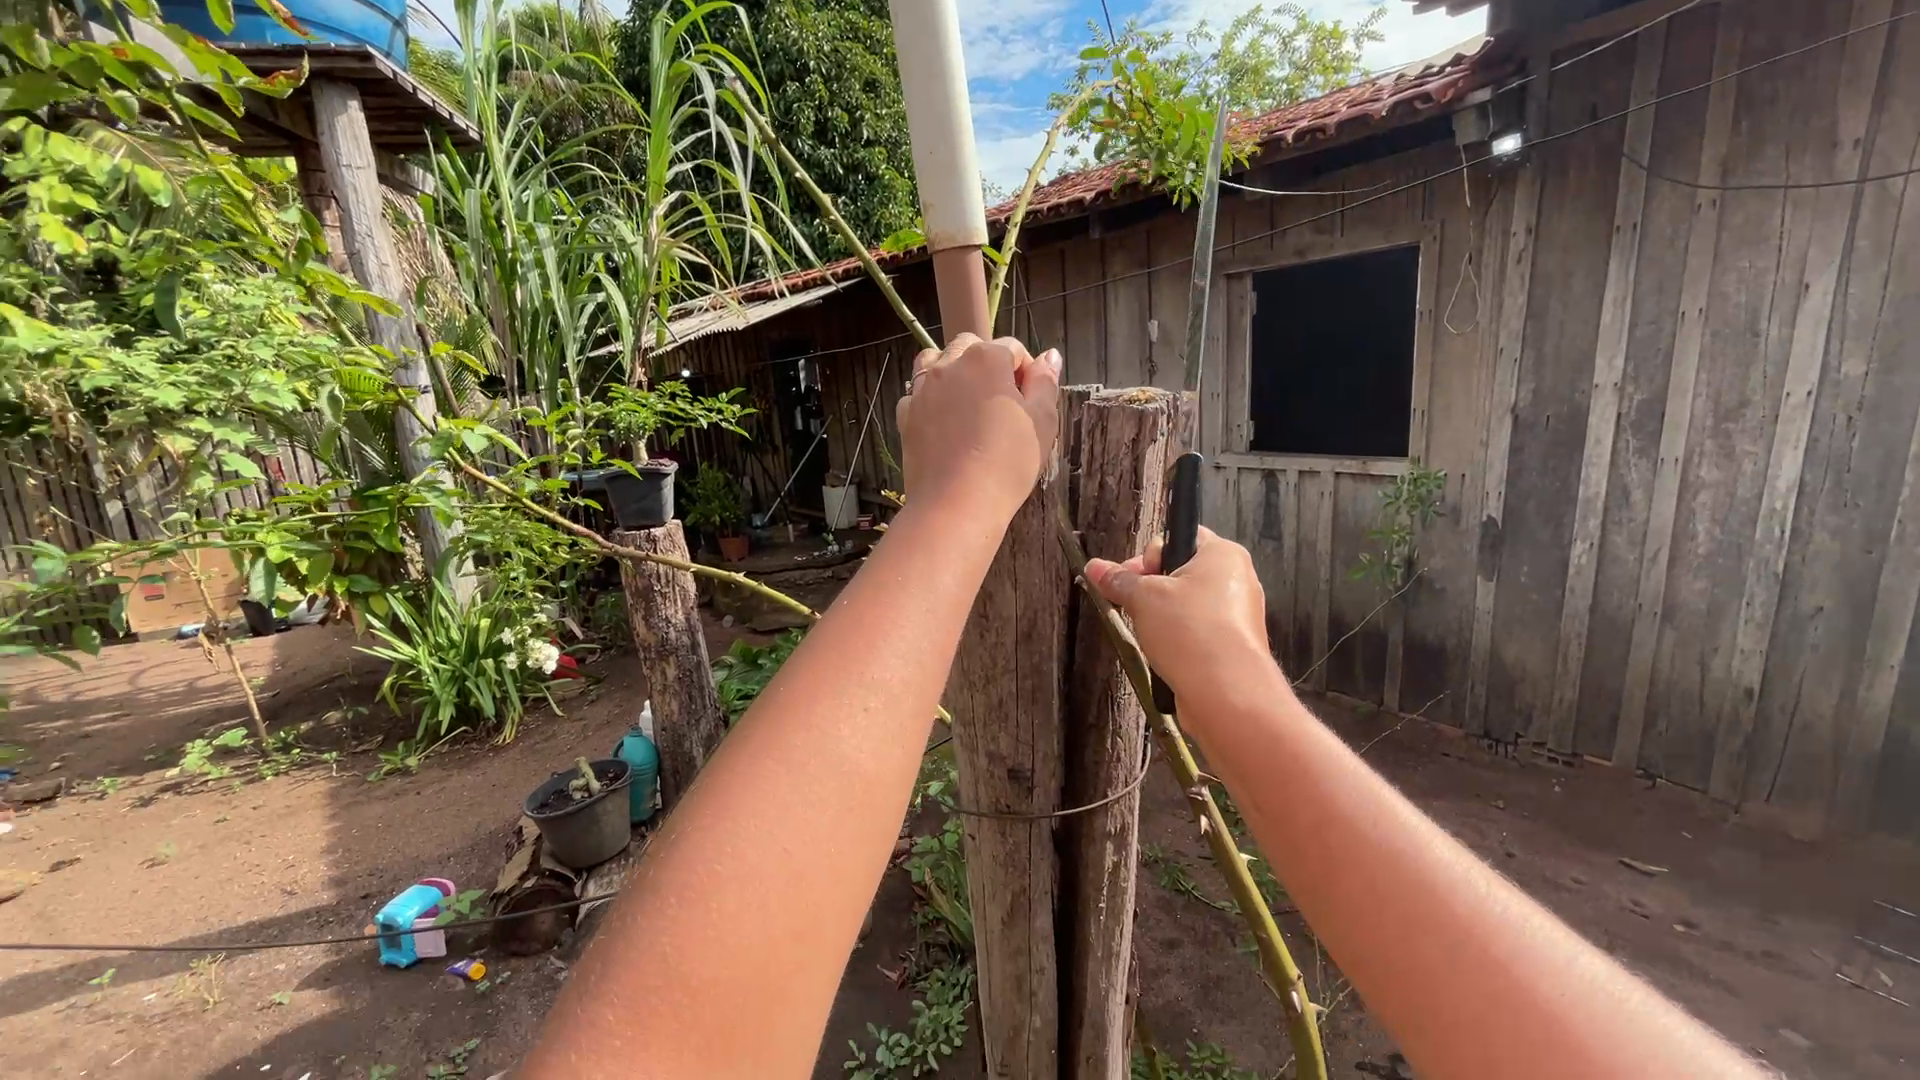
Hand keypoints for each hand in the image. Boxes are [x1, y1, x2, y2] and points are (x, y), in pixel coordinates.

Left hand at [896, 334, 1060, 520]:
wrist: (956, 504)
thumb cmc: (1008, 463)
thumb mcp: (1042, 422)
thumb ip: (1045, 382)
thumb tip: (1049, 356)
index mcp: (986, 358)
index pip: (1012, 348)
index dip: (1026, 372)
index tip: (1030, 402)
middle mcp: (949, 365)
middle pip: (971, 347)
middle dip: (988, 365)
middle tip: (1002, 404)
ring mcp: (922, 389)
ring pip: (937, 363)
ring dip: (954, 373)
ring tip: (969, 405)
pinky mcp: (906, 415)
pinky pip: (918, 395)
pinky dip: (931, 400)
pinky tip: (945, 424)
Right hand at [1084, 528, 1275, 704]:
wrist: (1226, 693)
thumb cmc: (1189, 630)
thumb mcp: (1143, 597)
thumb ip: (1118, 580)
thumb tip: (1094, 566)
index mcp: (1222, 554)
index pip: (1179, 535)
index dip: (1150, 555)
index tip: (1134, 579)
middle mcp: (1235, 578)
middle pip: (1179, 570)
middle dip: (1150, 587)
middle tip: (1133, 606)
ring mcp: (1237, 614)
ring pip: (1185, 603)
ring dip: (1159, 615)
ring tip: (1147, 633)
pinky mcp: (1231, 644)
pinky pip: (1195, 629)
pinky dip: (1176, 638)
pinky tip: (1163, 653)